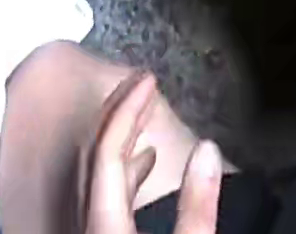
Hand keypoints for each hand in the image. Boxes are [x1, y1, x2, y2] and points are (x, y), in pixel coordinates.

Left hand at [82, 72, 224, 233]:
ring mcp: (91, 230)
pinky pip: (105, 190)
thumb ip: (196, 207)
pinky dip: (124, 164)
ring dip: (121, 134)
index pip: (108, 147)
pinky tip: (146, 160)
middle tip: (140, 81)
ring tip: (144, 111)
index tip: (148, 77)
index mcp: (103, 220)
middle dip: (119, 109)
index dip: (128, 106)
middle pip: (95, 151)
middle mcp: (87, 221)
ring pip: (98, 169)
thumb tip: (208, 148)